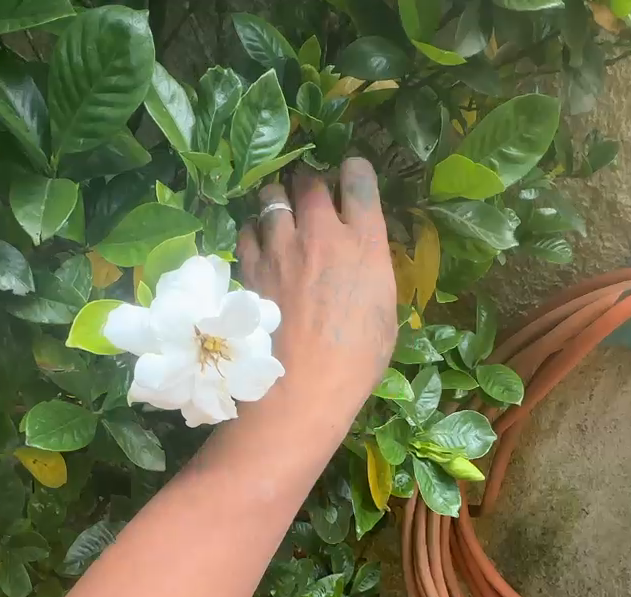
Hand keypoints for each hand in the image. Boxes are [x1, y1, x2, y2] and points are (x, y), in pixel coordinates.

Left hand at [235, 159, 396, 429]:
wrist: (302, 390)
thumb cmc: (356, 364)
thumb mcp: (384, 317)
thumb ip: (372, 276)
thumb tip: (363, 263)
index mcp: (364, 243)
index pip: (359, 181)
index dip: (354, 172)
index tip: (350, 176)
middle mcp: (321, 233)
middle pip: (310, 182)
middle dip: (312, 183)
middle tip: (311, 197)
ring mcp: (281, 248)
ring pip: (272, 198)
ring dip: (278, 201)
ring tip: (280, 216)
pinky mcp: (250, 267)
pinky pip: (247, 231)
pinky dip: (254, 232)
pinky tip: (259, 245)